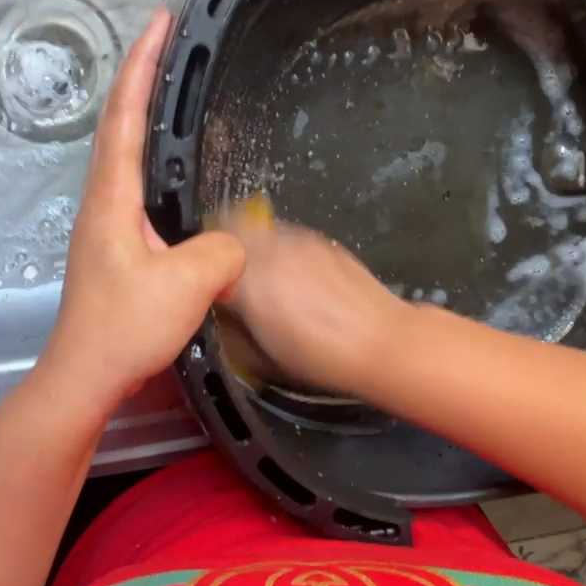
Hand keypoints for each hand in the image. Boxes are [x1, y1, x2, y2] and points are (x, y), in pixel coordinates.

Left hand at [37, 8, 245, 407]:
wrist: (85, 375)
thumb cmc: (125, 328)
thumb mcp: (187, 285)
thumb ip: (220, 251)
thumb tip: (230, 246)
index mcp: (112, 201)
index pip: (125, 119)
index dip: (142, 67)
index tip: (159, 21)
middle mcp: (101, 205)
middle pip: (116, 128)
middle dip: (139, 79)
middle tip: (165, 41)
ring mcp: (103, 228)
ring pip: (123, 158)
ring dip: (141, 118)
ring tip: (169, 91)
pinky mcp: (114, 250)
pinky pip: (135, 190)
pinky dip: (151, 162)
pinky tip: (172, 174)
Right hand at [219, 214, 414, 395]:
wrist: (380, 342)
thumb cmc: (319, 356)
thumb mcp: (260, 356)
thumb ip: (232, 329)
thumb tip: (221, 318)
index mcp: (247, 280)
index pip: (208, 264)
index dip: (205, 276)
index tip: (208, 290)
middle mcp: (268, 250)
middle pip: (229, 231)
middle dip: (224, 250)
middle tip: (227, 276)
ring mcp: (296, 241)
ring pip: (258, 229)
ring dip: (251, 245)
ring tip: (260, 274)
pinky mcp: (320, 241)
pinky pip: (285, 236)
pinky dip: (278, 249)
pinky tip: (292, 277)